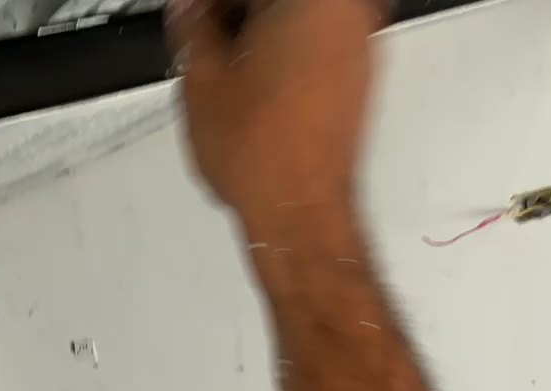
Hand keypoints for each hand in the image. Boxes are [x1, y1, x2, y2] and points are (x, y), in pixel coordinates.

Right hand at [167, 0, 381, 230]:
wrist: (297, 209)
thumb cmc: (261, 155)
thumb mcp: (200, 81)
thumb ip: (193, 29)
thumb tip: (190, 11)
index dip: (211, 6)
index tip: (194, 15)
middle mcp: (345, 8)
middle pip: (277, 2)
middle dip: (238, 14)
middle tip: (205, 36)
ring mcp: (360, 41)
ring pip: (299, 19)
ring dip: (260, 34)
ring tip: (226, 70)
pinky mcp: (360, 76)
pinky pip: (316, 45)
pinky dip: (283, 55)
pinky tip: (253, 90)